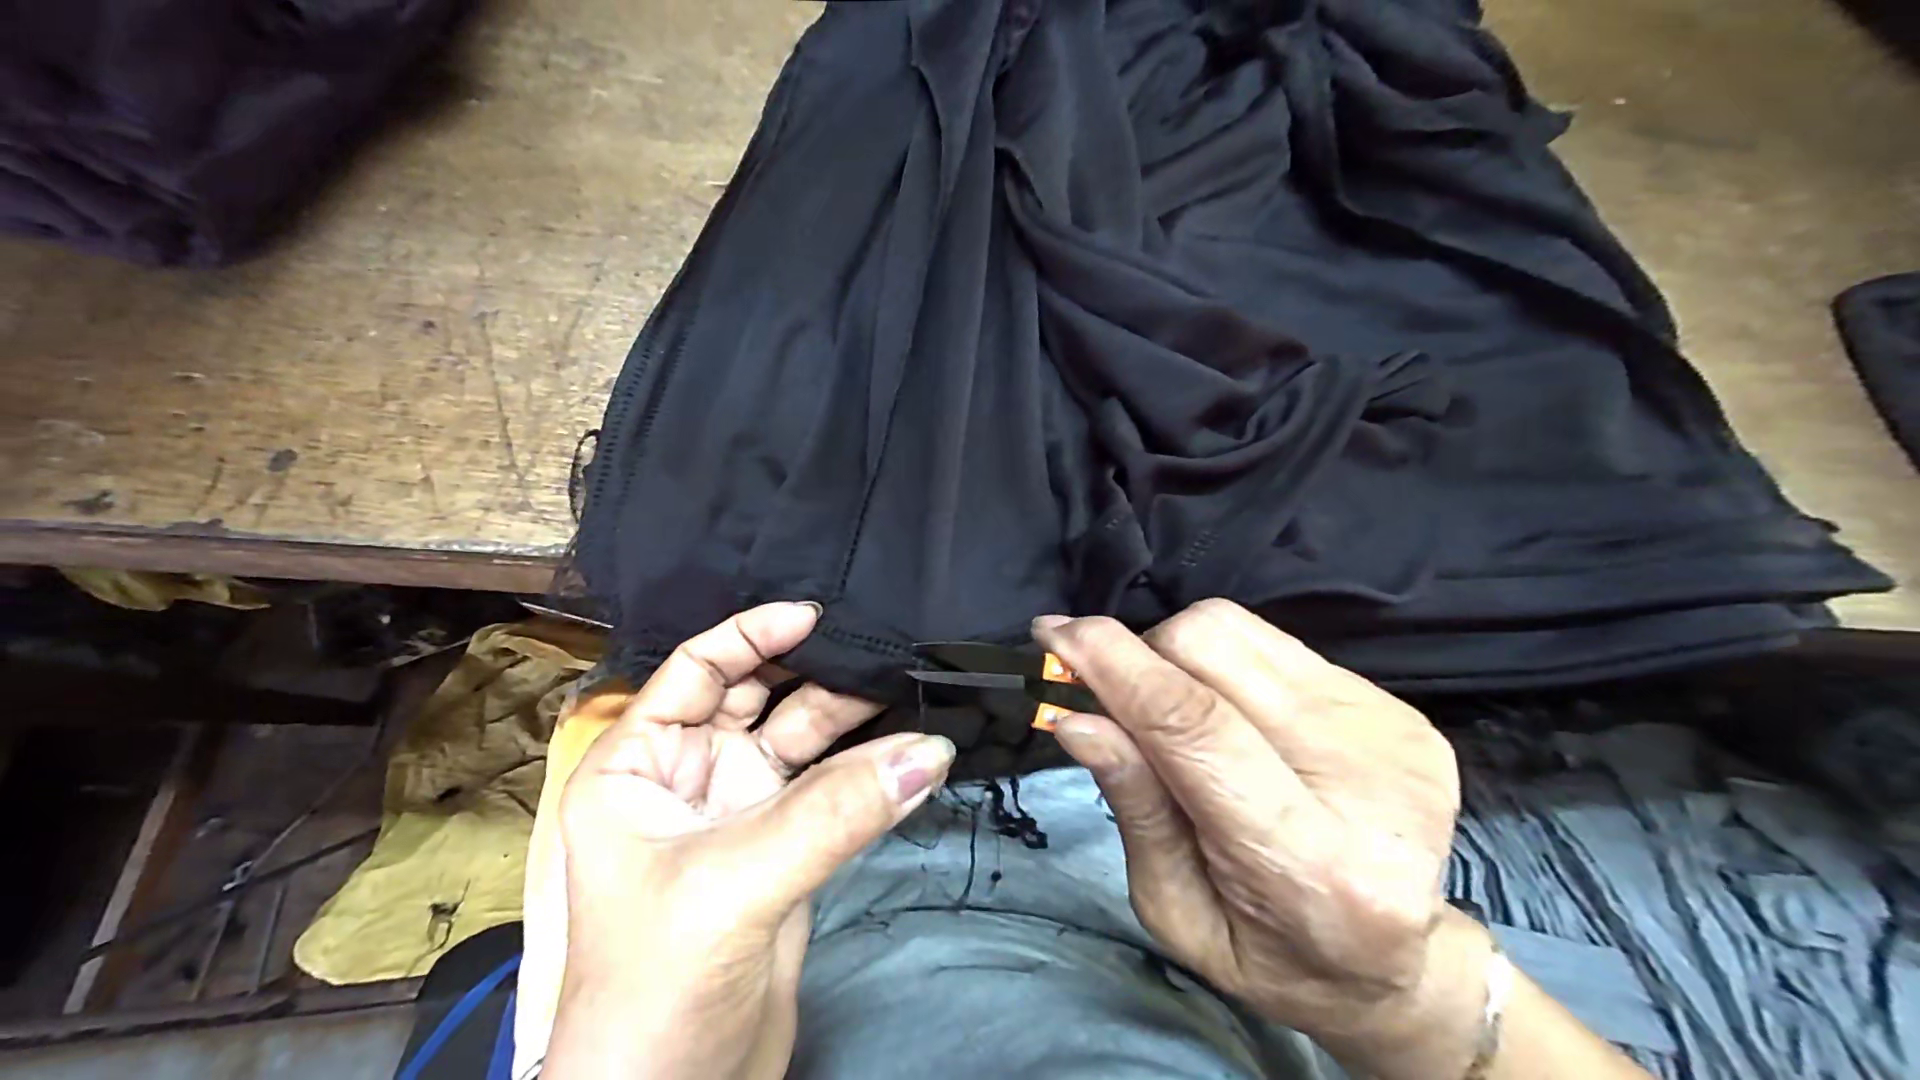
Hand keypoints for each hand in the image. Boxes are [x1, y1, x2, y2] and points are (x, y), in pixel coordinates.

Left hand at [544, 602, 955, 1079]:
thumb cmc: (659, 985)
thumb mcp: (737, 883)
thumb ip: (835, 813)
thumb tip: (930, 751)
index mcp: (640, 764)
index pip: (697, 669)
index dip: (751, 634)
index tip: (815, 615)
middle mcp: (690, 775)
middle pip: (758, 697)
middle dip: (814, 670)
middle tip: (880, 646)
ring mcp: (742, 809)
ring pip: (802, 739)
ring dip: (852, 717)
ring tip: (909, 688)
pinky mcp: (785, 844)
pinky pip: (831, 785)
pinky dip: (869, 767)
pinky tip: (912, 750)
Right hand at [1035, 600, 1487, 1079]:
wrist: (1400, 963)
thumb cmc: (1270, 954)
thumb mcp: (1174, 907)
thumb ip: (1133, 804)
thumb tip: (1074, 718)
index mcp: (1309, 862)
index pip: (1193, 725)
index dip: (1114, 666)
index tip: (1052, 634)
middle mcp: (1365, 780)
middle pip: (1209, 651)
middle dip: (1138, 657)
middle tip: (1117, 700)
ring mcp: (1385, 729)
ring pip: (1233, 628)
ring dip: (1175, 654)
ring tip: (1176, 710)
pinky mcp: (1393, 704)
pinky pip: (1267, 639)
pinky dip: (1219, 662)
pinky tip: (1230, 710)